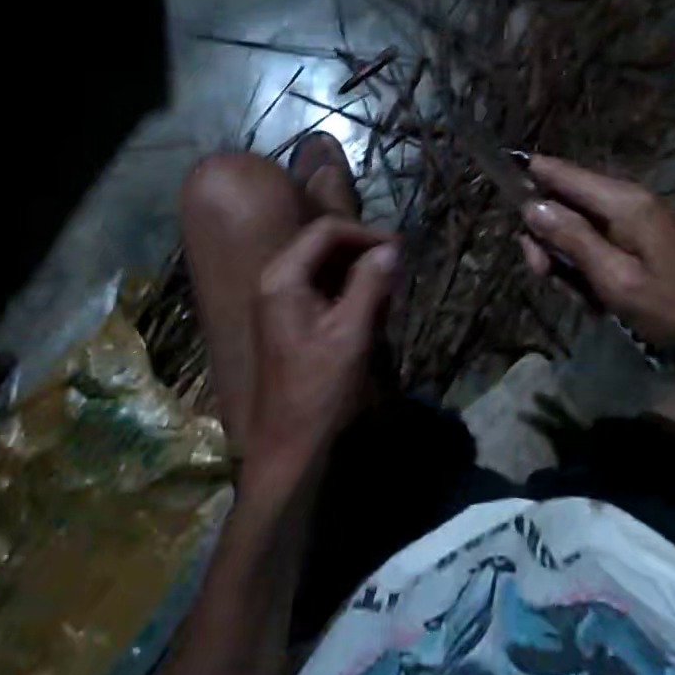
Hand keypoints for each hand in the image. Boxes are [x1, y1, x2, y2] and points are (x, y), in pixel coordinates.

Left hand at [247, 217, 398, 485]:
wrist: (289, 444)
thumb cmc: (319, 388)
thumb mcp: (351, 333)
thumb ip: (370, 284)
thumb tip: (391, 248)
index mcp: (282, 276)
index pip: (325, 230)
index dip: (365, 233)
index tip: (400, 248)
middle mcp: (274, 279)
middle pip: (322, 243)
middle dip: (362, 252)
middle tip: (397, 270)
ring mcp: (278, 298)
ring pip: (324, 265)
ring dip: (358, 272)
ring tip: (389, 293)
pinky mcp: (287, 317)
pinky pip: (320, 287)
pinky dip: (347, 291)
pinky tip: (371, 311)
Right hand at [517, 156, 674, 365]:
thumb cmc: (671, 308)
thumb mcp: (615, 279)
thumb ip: (572, 239)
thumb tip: (531, 206)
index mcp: (623, 202)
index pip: (561, 172)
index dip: (528, 176)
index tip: (499, 190)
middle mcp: (626, 200)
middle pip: (563, 200)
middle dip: (545, 236)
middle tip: (542, 273)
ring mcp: (631, 219)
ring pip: (573, 225)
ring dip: (563, 258)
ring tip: (575, 294)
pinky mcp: (634, 238)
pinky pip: (592, 242)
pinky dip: (583, 267)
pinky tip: (593, 296)